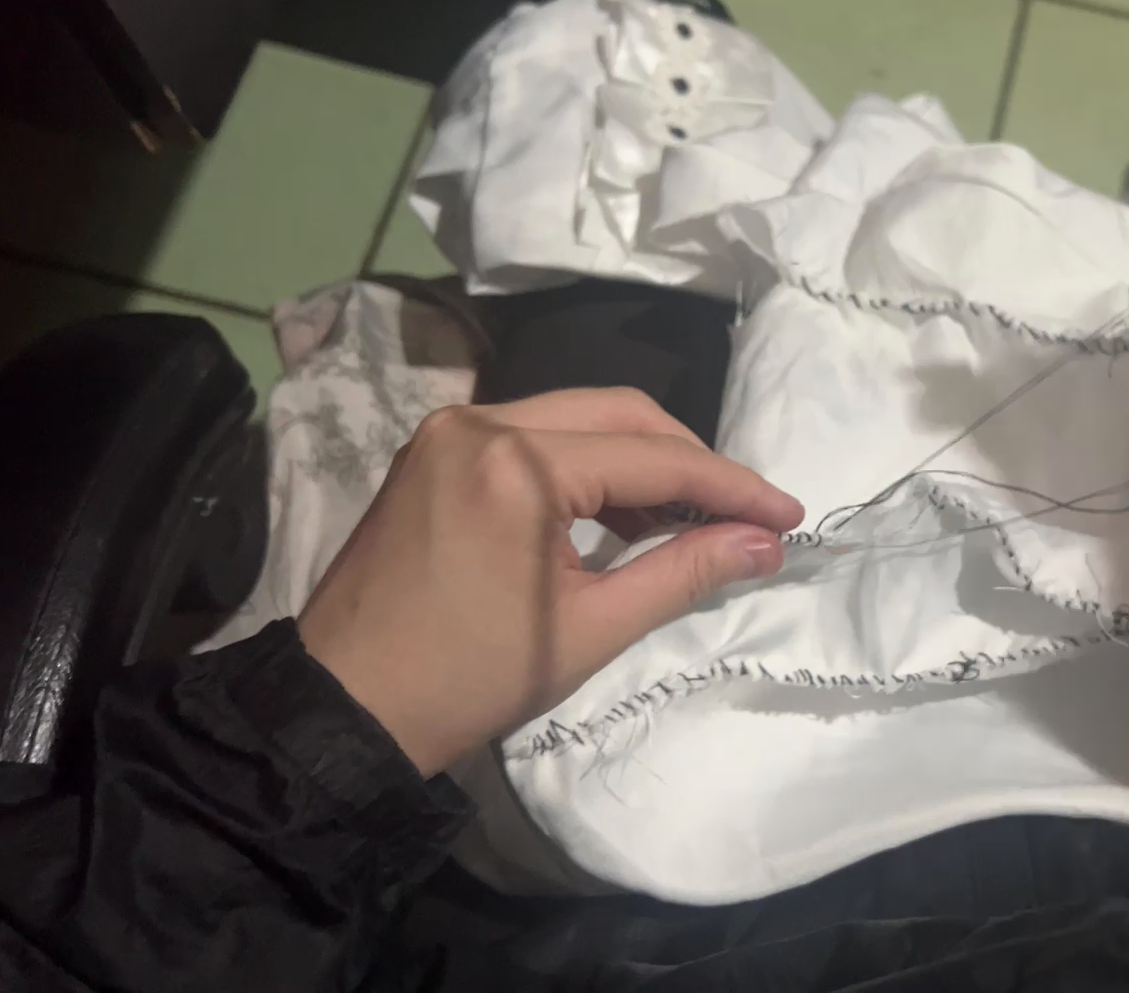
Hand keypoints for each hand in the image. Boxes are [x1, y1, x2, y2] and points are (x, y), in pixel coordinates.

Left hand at [298, 388, 803, 774]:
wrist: (342, 713)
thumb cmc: (469, 680)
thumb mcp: (593, 629)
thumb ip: (687, 572)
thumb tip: (765, 544)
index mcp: (516, 464)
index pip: (653, 457)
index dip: (731, 487)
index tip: (787, 513)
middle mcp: (481, 422)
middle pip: (621, 414)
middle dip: (691, 461)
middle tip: (742, 511)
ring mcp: (453, 430)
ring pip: (582, 418)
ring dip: (643, 461)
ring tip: (688, 518)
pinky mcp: (440, 449)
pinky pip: (541, 438)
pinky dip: (593, 468)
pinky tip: (622, 515)